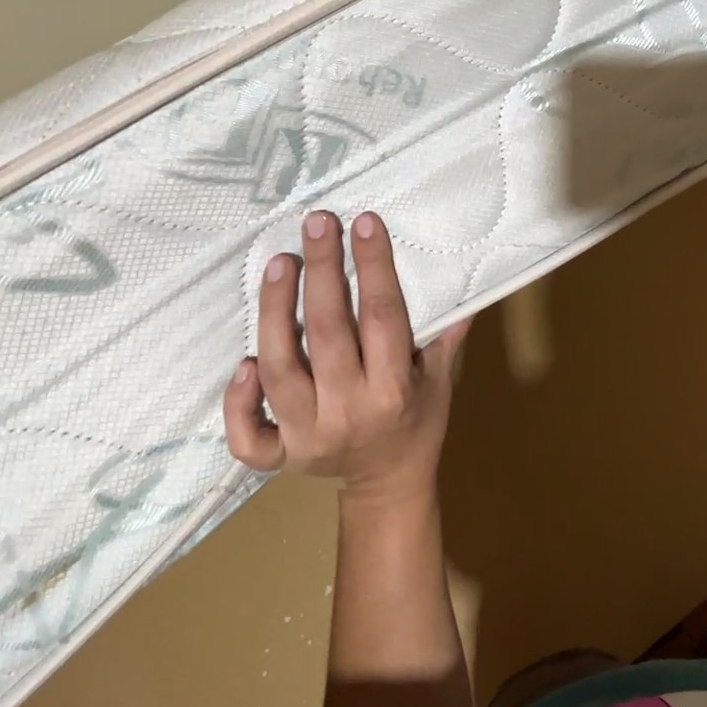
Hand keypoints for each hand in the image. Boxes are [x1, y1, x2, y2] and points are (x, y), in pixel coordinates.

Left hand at [224, 210, 471, 506]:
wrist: (390, 482)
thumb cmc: (418, 420)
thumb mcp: (441, 377)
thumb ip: (447, 331)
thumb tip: (468, 278)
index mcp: (394, 390)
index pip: (383, 316)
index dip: (373, 266)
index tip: (365, 223)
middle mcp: (350, 411)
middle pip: (327, 332)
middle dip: (321, 271)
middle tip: (316, 224)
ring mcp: (309, 436)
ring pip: (279, 369)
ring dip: (273, 313)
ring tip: (278, 264)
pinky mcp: (280, 456)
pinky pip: (248, 434)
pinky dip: (237, 400)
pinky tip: (241, 361)